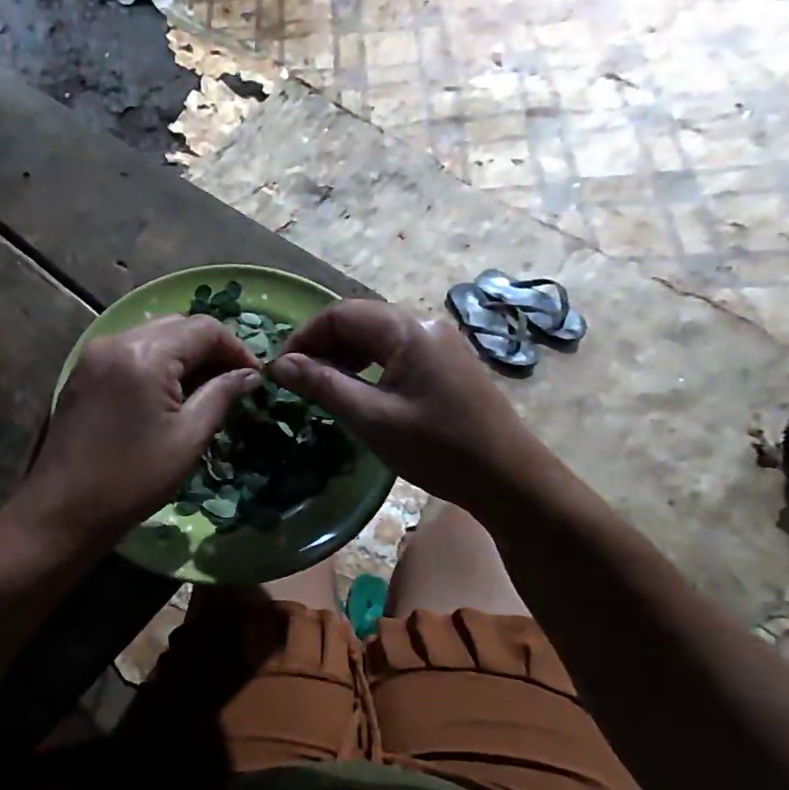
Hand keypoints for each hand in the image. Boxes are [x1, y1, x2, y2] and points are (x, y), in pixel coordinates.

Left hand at [15, 315, 262, 549]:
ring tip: (206, 389)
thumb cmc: (132, 480)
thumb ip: (222, 395)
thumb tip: (250, 374)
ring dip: (184, 355)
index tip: (256, 376)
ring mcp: (94, 355)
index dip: (237, 348)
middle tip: (233, 382)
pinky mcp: (83, 372)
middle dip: (211, 348)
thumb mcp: (188, 438)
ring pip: (153, 335)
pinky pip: (131, 351)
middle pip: (178, 325)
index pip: (203, 328)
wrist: (62, 512)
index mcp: (144, 355)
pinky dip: (157, 362)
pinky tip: (170, 393)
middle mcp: (116, 341)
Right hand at [267, 300, 545, 507]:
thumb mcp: (372, 418)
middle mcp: (425, 325)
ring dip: (345, 355)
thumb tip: (280, 365)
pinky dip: (369, 366)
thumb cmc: (437, 448)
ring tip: (322, 388)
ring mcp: (440, 343)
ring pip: (378, 336)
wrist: (508, 476)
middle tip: (298, 381)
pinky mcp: (447, 364)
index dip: (305, 336)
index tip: (281, 368)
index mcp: (408, 330)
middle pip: (360, 320)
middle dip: (323, 345)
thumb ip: (323, 385)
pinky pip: (397, 352)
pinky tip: (359, 391)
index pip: (341, 313)